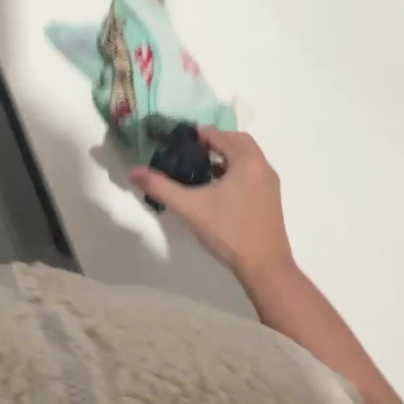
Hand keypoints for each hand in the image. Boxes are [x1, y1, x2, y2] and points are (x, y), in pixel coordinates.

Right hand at [130, 128, 295, 281]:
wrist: (265, 268)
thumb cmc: (229, 231)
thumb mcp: (189, 207)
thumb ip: (160, 187)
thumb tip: (133, 172)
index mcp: (246, 161)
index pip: (219, 135)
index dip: (196, 136)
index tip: (177, 145)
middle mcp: (262, 167)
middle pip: (237, 141)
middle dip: (214, 142)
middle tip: (190, 153)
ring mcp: (269, 184)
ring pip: (246, 157)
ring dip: (225, 156)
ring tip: (199, 169)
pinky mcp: (270, 199)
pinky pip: (251, 173)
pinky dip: (234, 171)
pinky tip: (216, 188)